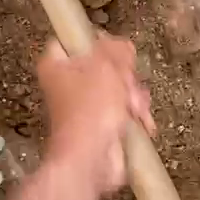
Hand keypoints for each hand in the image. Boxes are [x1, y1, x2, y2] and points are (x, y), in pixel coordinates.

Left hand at [36, 35, 153, 199]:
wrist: (91, 159)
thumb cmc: (90, 110)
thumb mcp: (106, 68)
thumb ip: (115, 50)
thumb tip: (122, 45)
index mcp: (57, 65)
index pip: (71, 40)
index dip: (95, 40)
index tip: (114, 46)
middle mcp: (67, 84)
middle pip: (102, 64)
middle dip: (124, 74)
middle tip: (127, 83)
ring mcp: (85, 106)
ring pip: (117, 86)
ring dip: (132, 96)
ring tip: (134, 107)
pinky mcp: (101, 124)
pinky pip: (123, 109)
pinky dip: (135, 114)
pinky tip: (142, 121)